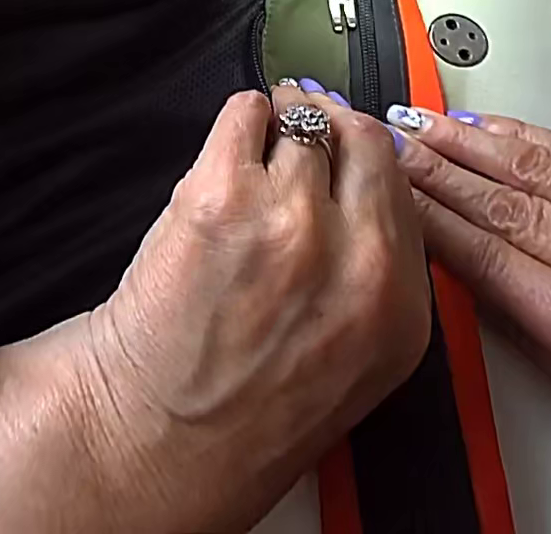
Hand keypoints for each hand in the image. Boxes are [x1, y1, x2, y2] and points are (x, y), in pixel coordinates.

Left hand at [0, 86, 430, 532]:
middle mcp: (358, 259)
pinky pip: (247, 111)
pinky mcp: (224, 196)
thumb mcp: (355, 350)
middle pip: (364, 137)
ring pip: (305, 121)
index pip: (400, 181)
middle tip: (304, 126)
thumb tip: (358, 171)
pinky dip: (242, 116)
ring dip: (282, 123)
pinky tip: (232, 144)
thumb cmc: (244, 403)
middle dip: (333, 124)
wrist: (150, 439)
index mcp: (399, 301)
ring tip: (258, 148)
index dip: (364, 156)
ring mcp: (292, 222)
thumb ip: (376, 261)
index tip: (343, 145)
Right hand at [385, 106, 550, 533]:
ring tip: (426, 123)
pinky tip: (494, 126)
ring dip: (477, 141)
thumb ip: (538, 335)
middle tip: (396, 144)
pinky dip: (535, 136)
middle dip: (444, 171)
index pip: (502, 265)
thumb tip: (471, 268)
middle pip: (519, 207)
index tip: (397, 194)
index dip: (437, 222)